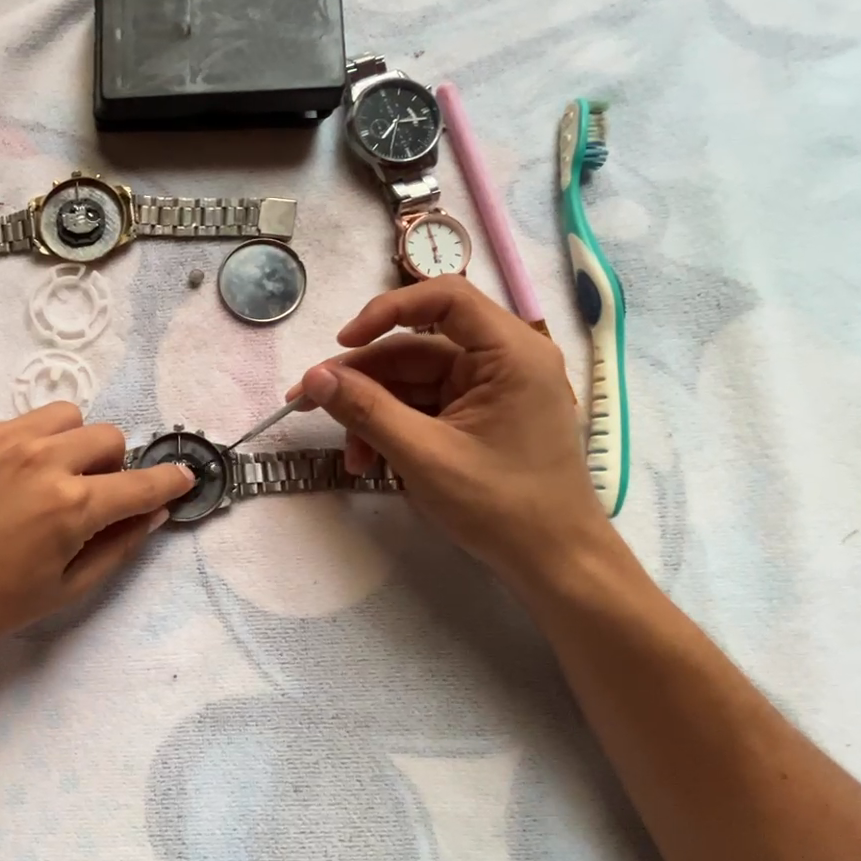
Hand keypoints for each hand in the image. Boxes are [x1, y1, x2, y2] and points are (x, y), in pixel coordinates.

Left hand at [0, 402, 193, 674]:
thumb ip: (120, 544)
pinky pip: (17, 424)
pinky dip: (25, 446)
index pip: (139, 483)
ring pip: (64, 417)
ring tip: (47, 479)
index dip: (169, 481)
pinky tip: (3, 482)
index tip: (182, 476)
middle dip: (111, 466)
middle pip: (107, 437)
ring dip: (71, 444)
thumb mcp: (68, 587)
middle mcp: (40, 461)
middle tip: (88, 496)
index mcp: (71, 505)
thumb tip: (155, 510)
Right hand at [288, 277, 610, 584]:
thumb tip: (313, 378)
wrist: (554, 562)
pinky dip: (389, 430)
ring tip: (350, 457)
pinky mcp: (477, 417)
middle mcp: (502, 361)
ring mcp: (489, 391)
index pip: (444, 299)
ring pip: (409, 383)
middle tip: (305, 405)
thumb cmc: (501, 505)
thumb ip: (365, 411)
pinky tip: (369, 462)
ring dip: (370, 415)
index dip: (386, 311)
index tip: (342, 344)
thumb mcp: (422, 456)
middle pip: (413, 349)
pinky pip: (420, 408)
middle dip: (360, 381)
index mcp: (509, 354)